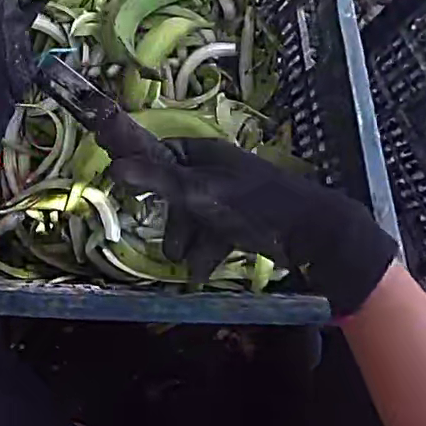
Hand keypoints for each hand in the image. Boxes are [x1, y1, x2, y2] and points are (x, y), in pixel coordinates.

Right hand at [107, 138, 396, 317]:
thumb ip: (156, 180)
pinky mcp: (242, 222)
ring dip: (186, 240)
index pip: (165, 153)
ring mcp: (230, 197)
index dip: (146, 170)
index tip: (131, 191)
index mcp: (205, 152)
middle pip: (177, 189)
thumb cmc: (250, 204)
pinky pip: (213, 233)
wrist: (311, 233)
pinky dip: (205, 251)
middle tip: (165, 242)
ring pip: (195, 215)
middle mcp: (216, 170)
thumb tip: (114, 166)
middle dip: (171, 219)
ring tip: (185, 262)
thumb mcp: (197, 192)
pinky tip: (200, 272)